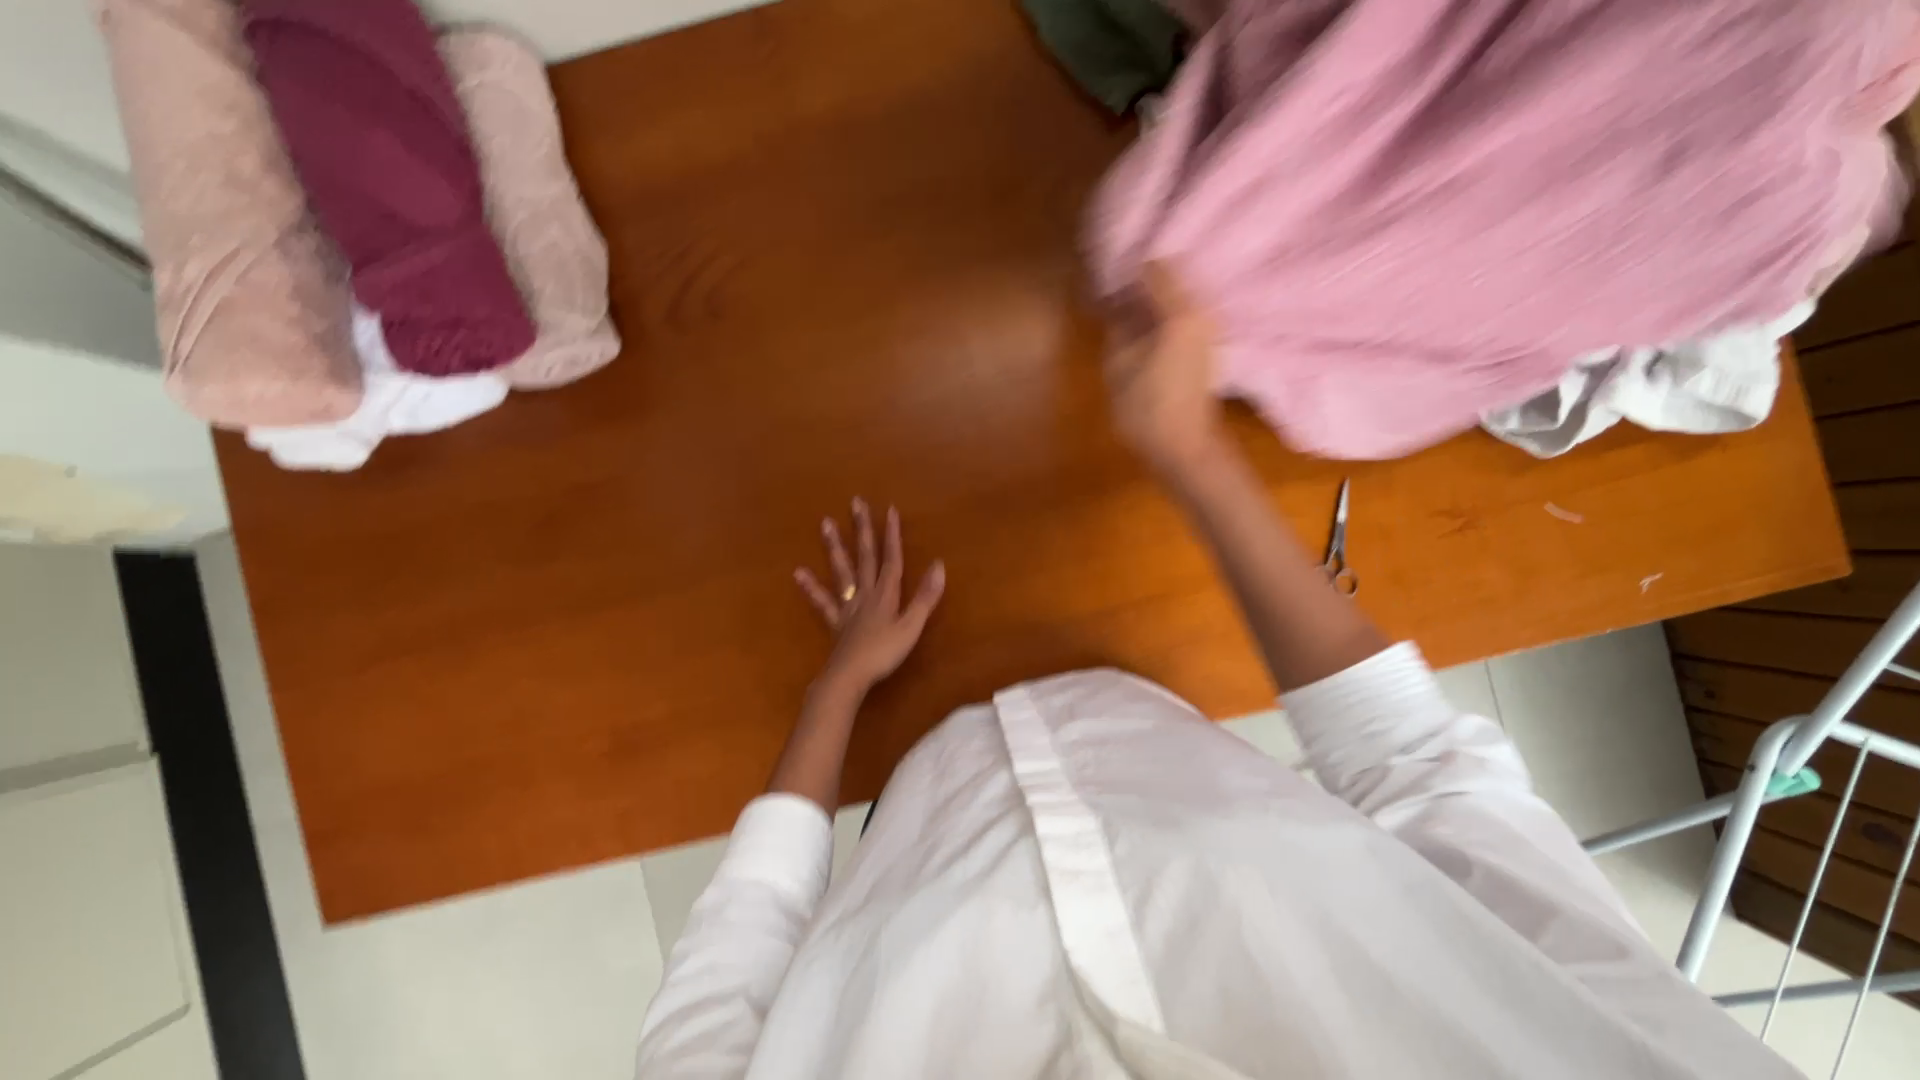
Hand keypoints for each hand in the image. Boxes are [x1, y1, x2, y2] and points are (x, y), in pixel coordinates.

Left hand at [794, 498, 945, 693]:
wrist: (848, 676)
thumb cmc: (884, 654)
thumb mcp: (911, 627)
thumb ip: (925, 597)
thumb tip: (939, 564)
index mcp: (886, 595)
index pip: (891, 559)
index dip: (892, 534)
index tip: (889, 509)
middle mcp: (866, 594)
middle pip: (865, 556)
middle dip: (863, 529)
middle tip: (855, 502)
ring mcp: (847, 607)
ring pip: (842, 571)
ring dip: (835, 547)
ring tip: (825, 523)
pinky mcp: (835, 623)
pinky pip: (822, 601)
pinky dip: (810, 587)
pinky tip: (798, 573)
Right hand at [1104, 262, 1225, 474]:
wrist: (1185, 448)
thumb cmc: (1146, 409)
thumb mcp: (1118, 364)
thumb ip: (1118, 324)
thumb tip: (1117, 301)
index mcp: (1179, 312)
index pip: (1154, 267)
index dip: (1128, 270)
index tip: (1106, 278)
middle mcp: (1201, 312)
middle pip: (1169, 278)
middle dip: (1140, 283)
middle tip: (1111, 295)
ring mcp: (1207, 329)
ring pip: (1176, 297)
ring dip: (1151, 301)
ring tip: (1123, 313)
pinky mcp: (1206, 345)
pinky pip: (1182, 316)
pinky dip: (1162, 316)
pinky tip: (1141, 331)